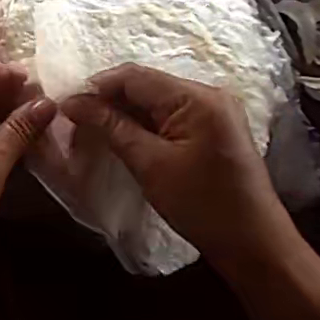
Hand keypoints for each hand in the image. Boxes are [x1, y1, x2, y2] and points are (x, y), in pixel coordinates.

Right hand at [59, 64, 293, 272]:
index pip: (135, 77)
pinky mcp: (212, 128)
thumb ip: (112, 127)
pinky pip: (169, 115)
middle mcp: (208, 93)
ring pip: (155, 100)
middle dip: (108, 99)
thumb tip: (74, 102)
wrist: (254, 243)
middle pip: (146, 85)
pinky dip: (143, 123)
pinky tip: (121, 137)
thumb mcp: (150, 165)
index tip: (66, 104)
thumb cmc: (202, 205)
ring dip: (123, 112)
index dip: (96, 86)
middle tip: (75, 119)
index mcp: (197, 97)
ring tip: (91, 129)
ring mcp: (213, 110)